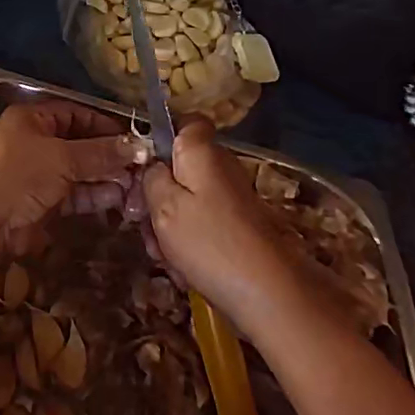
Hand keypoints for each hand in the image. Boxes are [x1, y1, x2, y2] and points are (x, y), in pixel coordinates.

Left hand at [0, 101, 149, 254]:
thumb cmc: (19, 175)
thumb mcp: (62, 158)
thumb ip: (101, 153)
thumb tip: (139, 147)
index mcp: (34, 118)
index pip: (76, 114)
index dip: (104, 125)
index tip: (133, 138)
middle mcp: (36, 141)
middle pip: (80, 143)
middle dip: (109, 155)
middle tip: (139, 167)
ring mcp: (38, 173)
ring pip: (79, 171)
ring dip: (105, 177)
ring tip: (134, 186)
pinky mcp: (42, 201)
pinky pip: (74, 193)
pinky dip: (94, 196)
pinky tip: (117, 200)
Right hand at [140, 119, 309, 331]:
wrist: (270, 293)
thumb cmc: (209, 241)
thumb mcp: (164, 206)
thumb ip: (151, 178)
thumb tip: (153, 166)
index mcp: (201, 150)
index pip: (186, 121)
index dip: (163, 136)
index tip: (145, 165)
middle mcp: (220, 165)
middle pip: (180, 166)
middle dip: (158, 194)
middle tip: (144, 225)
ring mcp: (232, 197)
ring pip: (189, 199)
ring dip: (170, 225)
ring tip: (164, 257)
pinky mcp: (239, 226)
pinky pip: (205, 224)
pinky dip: (191, 243)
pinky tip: (184, 272)